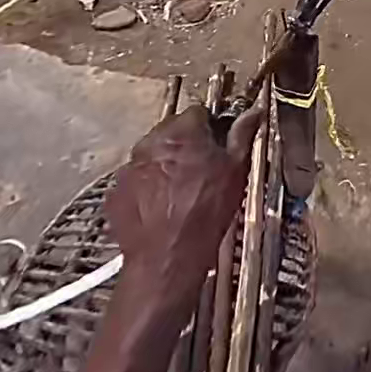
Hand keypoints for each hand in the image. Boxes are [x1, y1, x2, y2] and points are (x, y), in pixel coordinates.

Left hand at [107, 105, 261, 294]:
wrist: (167, 258)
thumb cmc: (205, 213)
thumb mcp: (235, 171)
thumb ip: (242, 135)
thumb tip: (253, 112)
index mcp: (183, 131)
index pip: (198, 113)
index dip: (210, 128)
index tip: (217, 146)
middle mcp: (152, 142)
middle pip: (172, 131)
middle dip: (186, 144)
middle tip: (202, 170)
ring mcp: (130, 166)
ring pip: (152, 154)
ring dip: (165, 164)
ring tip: (182, 191)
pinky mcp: (117, 191)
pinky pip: (136, 179)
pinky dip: (147, 186)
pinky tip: (162, 205)